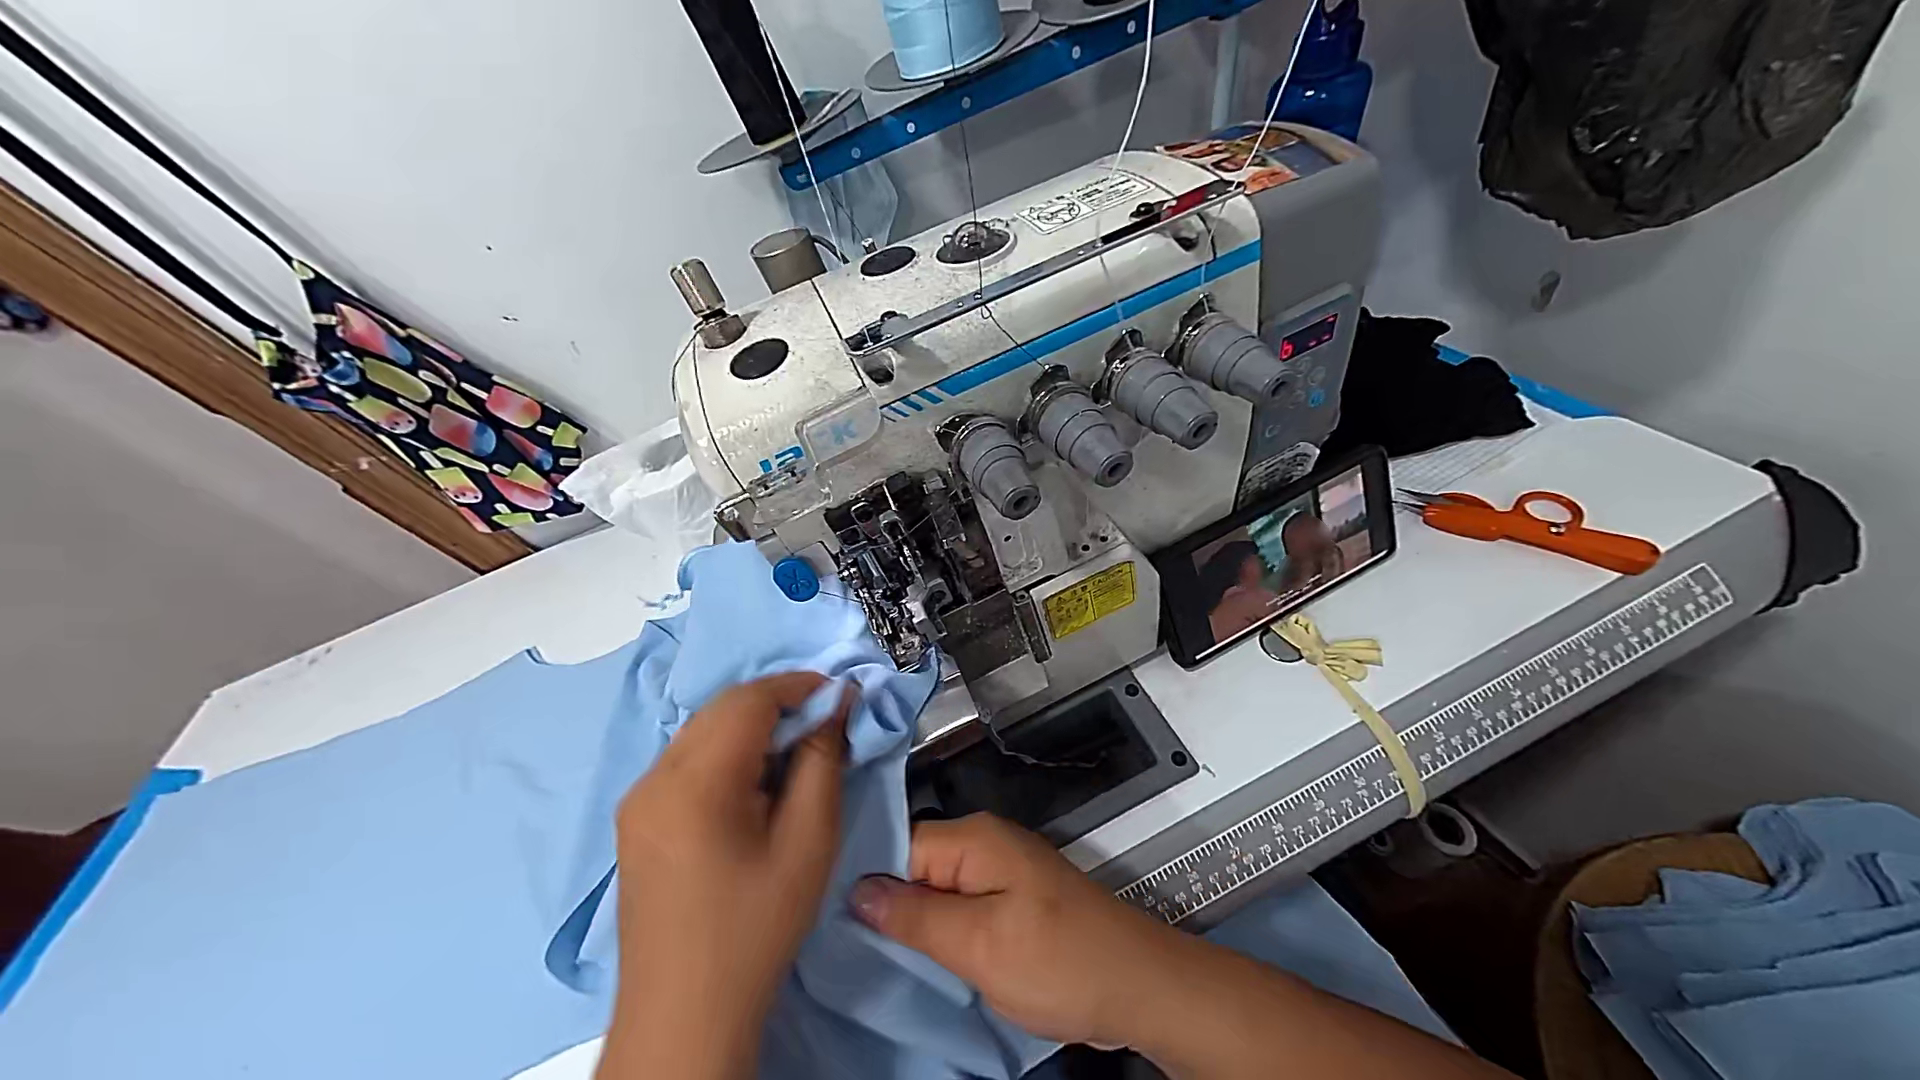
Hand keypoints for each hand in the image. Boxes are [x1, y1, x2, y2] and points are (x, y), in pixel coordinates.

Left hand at [599, 672, 849, 1079]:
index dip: (798, 686)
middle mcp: (654, 778)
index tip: (838, 695)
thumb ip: (823, 760)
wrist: (686, 1012)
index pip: (748, 700)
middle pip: (721, 709)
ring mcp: (637, 799)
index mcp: (695, 782)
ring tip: (792, 753)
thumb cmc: (757, 925)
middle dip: (776, 703)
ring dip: (750, 726)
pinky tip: (753, 784)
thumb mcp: (808, 839)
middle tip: (822, 724)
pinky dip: (726, 751)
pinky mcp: (635, 819)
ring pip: (701, 731)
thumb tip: (834, 705)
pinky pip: (685, 760)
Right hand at [848, 813, 1188, 1047]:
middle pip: (915, 865)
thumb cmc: (1059, 961)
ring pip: (936, 889)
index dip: (868, 879)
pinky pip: (960, 907)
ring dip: (913, 922)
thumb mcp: (979, 944)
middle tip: (848, 946)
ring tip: (875, 956)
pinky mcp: (1010, 900)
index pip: (899, 843)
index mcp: (974, 838)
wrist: (1137, 986)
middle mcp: (984, 843)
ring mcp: (999, 871)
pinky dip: (941, 932)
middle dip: (887, 904)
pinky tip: (922, 958)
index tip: (833, 917)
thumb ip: (916, 916)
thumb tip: (859, 891)